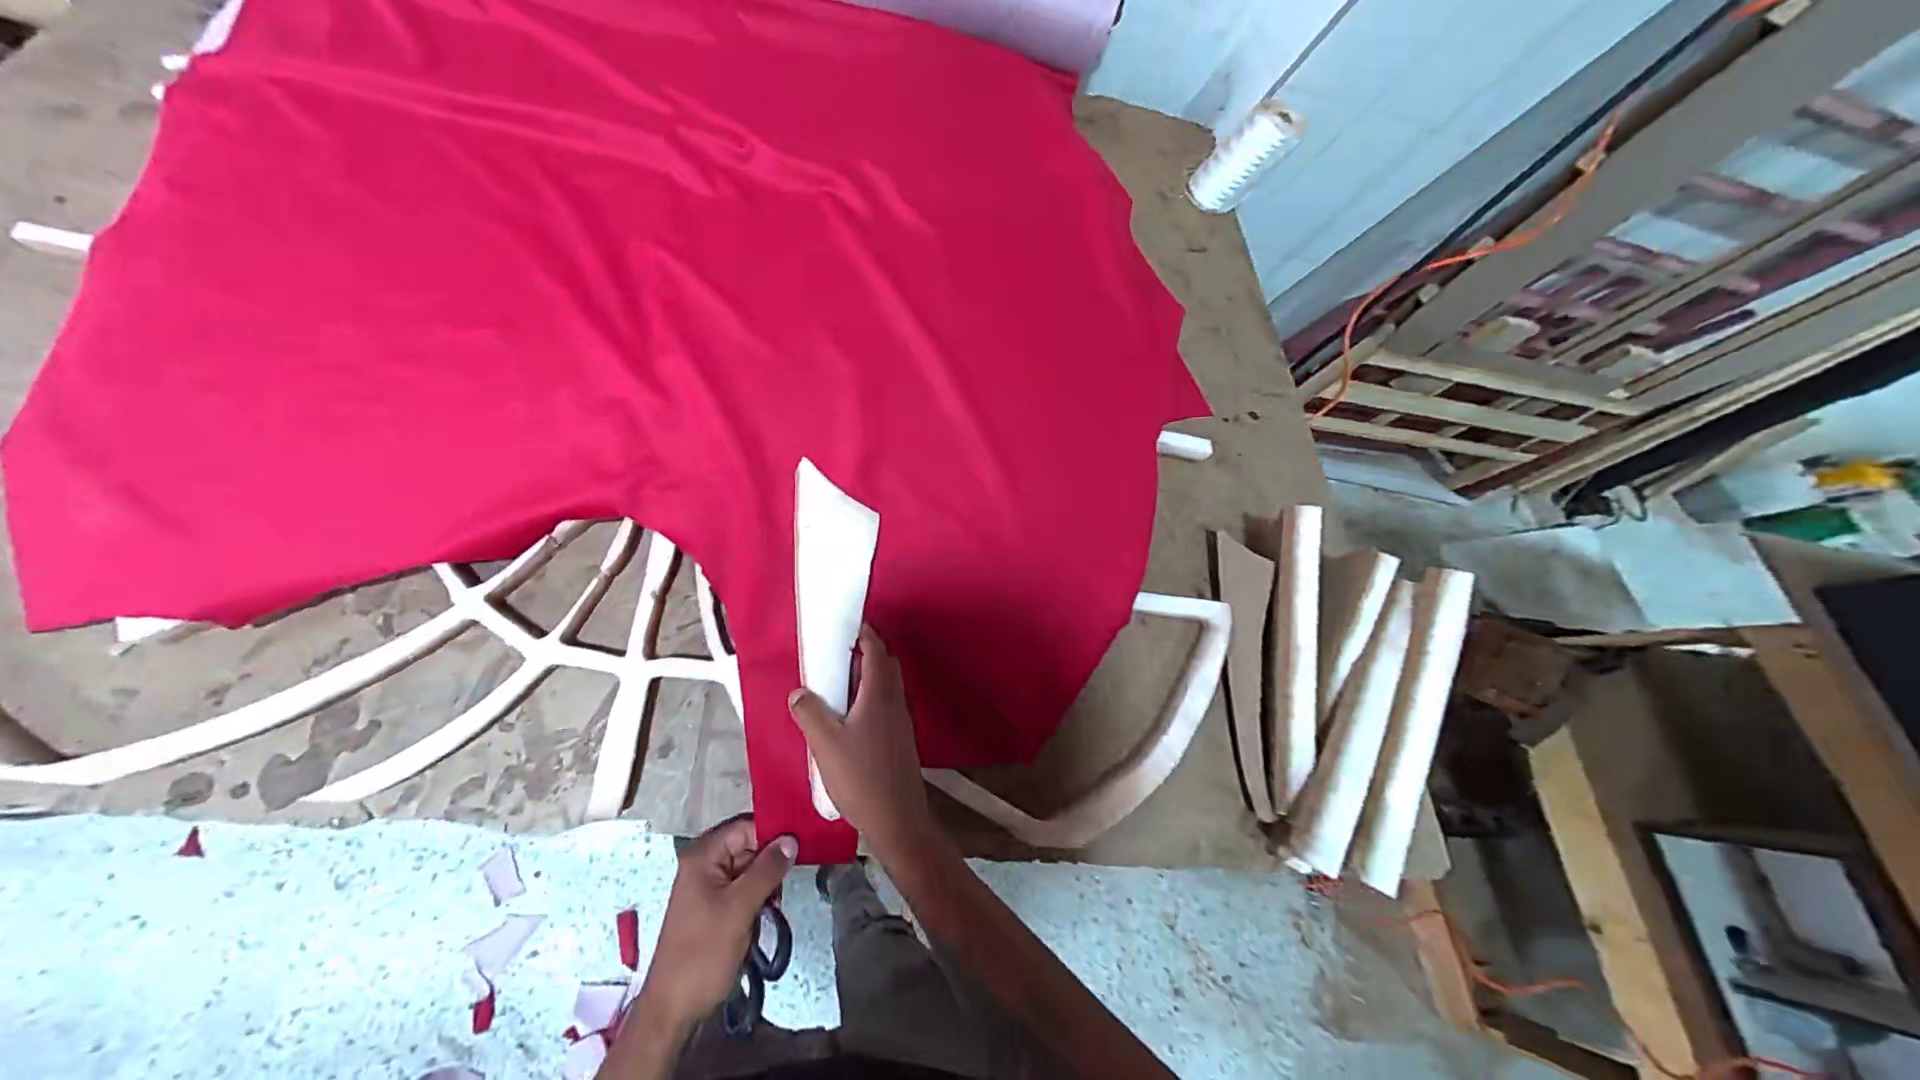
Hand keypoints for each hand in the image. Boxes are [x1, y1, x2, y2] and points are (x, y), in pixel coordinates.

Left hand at [634, 816, 795, 1030]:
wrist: (674, 1009)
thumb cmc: (703, 953)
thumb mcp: (739, 908)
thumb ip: (767, 869)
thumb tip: (792, 838)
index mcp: (703, 855)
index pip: (746, 826)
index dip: (773, 832)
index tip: (803, 841)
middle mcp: (705, 864)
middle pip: (750, 845)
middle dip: (773, 860)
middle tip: (790, 879)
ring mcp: (710, 886)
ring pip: (752, 867)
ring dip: (769, 881)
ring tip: (776, 901)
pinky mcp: (717, 906)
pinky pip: (746, 888)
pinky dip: (760, 896)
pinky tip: (769, 910)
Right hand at [789, 626, 939, 861]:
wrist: (897, 819)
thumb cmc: (862, 778)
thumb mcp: (825, 744)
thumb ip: (809, 712)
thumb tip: (799, 692)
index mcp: (880, 695)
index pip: (876, 651)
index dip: (864, 634)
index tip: (848, 625)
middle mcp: (895, 703)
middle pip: (886, 666)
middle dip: (866, 653)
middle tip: (839, 654)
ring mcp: (901, 722)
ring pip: (887, 687)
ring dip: (868, 677)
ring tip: (839, 685)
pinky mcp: (900, 740)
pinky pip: (885, 706)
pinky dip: (870, 699)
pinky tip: (850, 718)